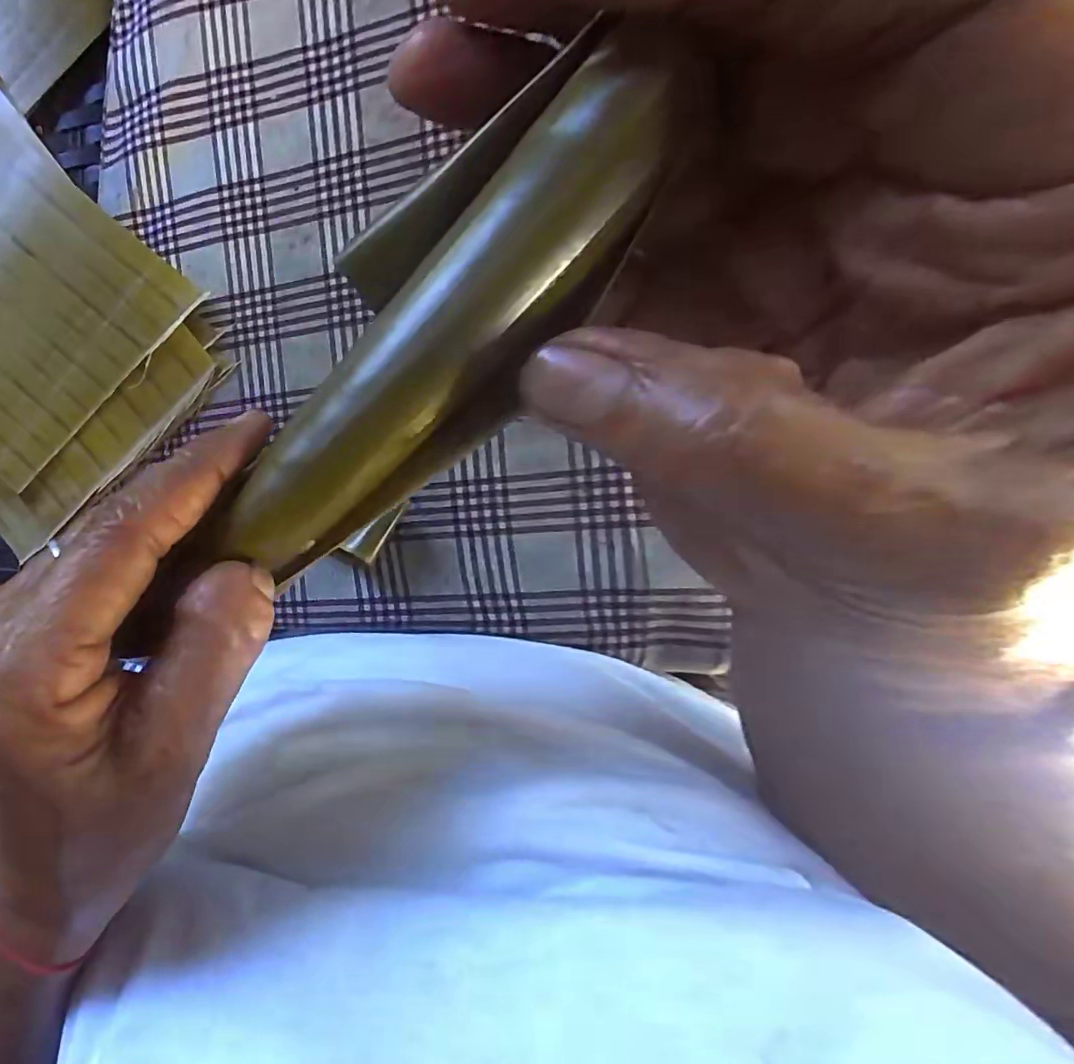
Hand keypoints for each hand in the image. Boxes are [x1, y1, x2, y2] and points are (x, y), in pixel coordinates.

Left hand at [0, 413, 276, 964]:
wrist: (42, 877)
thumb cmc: (108, 833)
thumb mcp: (174, 754)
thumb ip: (211, 652)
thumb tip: (244, 564)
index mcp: (23, 666)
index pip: (115, 545)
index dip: (185, 480)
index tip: (246, 431)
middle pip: (97, 536)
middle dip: (177, 491)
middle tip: (248, 451)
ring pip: (86, 548)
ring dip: (157, 520)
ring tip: (226, 494)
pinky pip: (75, 571)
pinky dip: (130, 554)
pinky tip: (177, 546)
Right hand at [390, 0, 1073, 668]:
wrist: (910, 623)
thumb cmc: (989, 582)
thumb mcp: (914, 527)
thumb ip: (746, 440)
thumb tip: (561, 370)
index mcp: (1055, 155)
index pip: (890, 8)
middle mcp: (922, 154)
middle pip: (750, 37)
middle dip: (594, 18)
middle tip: (457, 22)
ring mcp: (788, 217)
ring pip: (653, 119)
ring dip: (536, 101)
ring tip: (431, 80)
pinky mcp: (693, 280)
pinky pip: (600, 223)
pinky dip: (522, 215)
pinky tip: (457, 205)